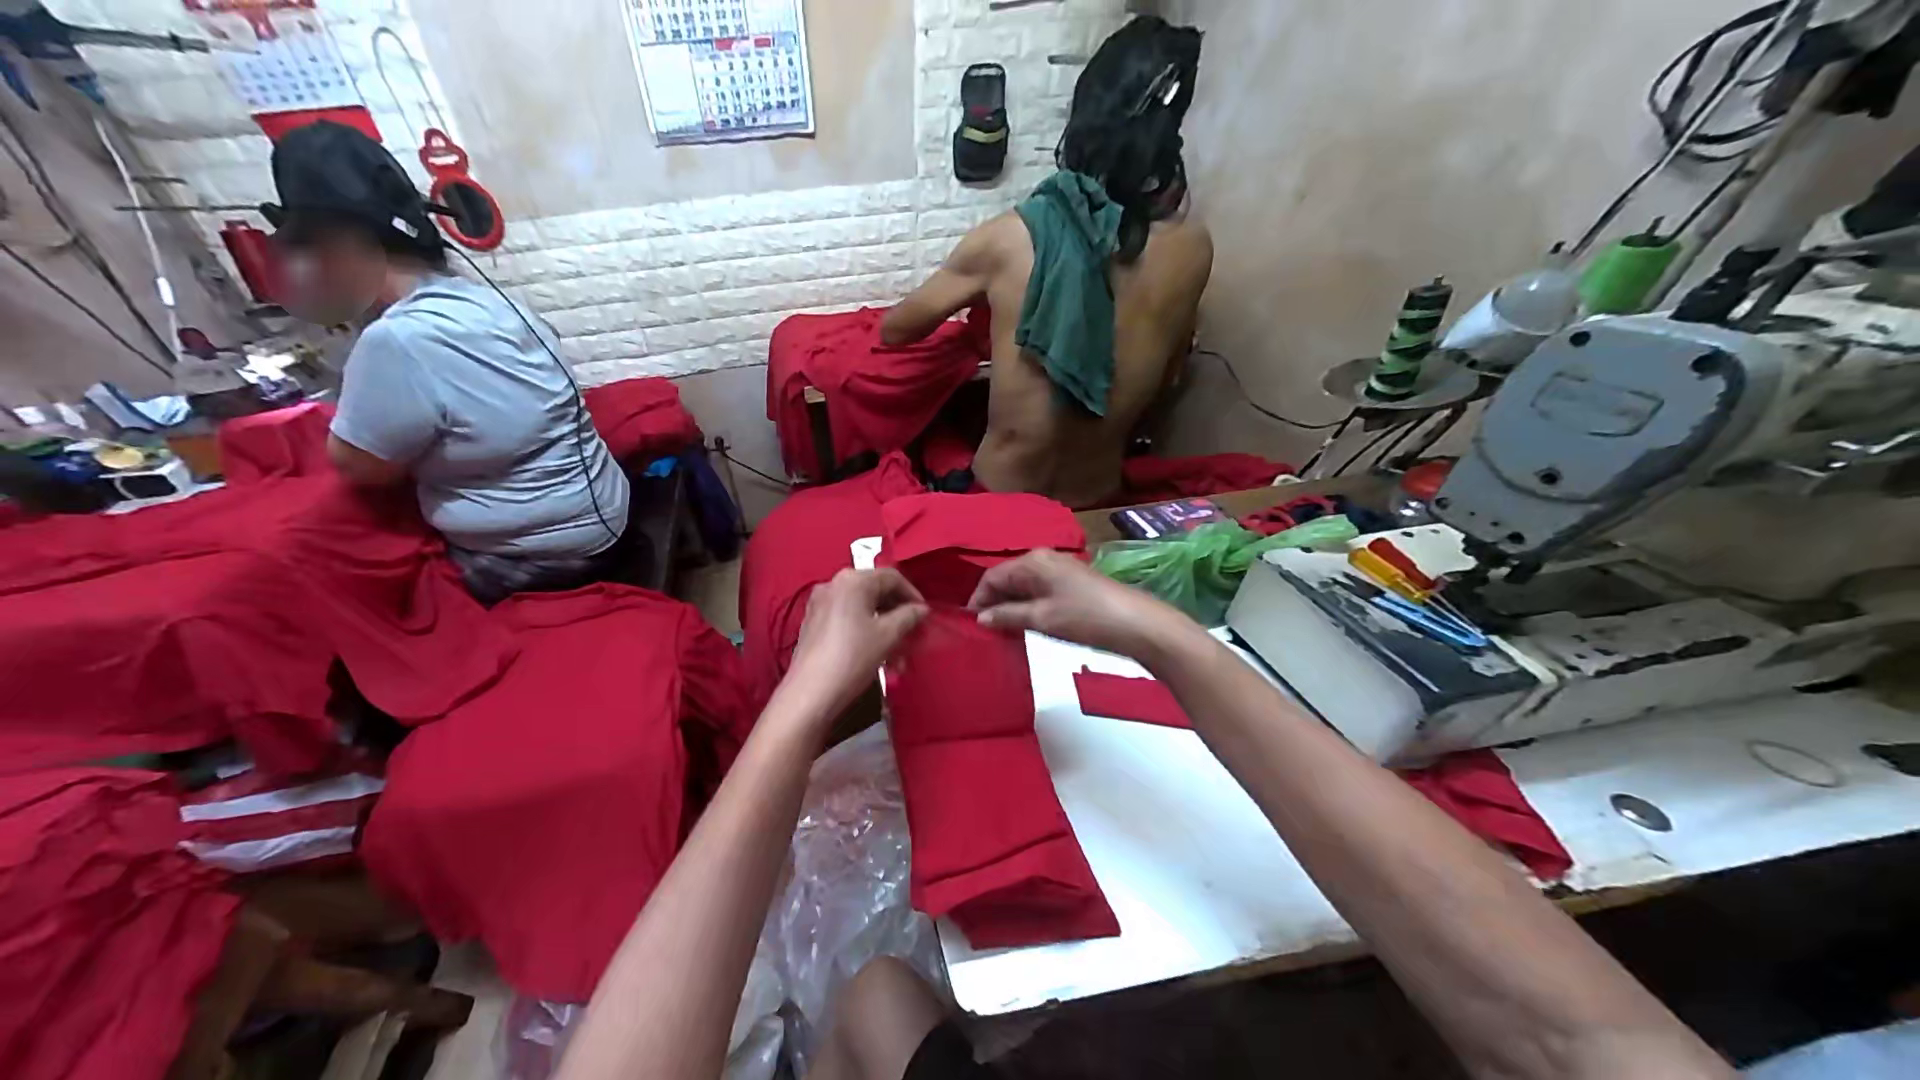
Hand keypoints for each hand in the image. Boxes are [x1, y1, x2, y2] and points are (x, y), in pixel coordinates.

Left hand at [787, 569, 929, 717]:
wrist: (810, 694)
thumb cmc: (853, 657)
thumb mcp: (888, 636)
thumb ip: (908, 616)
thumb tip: (921, 609)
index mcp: (852, 580)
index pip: (891, 577)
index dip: (912, 594)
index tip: (925, 616)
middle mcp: (833, 584)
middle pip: (875, 592)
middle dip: (898, 615)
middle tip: (913, 636)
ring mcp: (820, 604)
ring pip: (862, 609)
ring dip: (884, 628)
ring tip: (897, 658)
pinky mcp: (813, 623)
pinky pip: (847, 619)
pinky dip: (866, 632)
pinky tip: (877, 656)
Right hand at [967, 551, 1194, 658]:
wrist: (1135, 624)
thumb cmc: (1084, 617)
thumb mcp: (1041, 618)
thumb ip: (1007, 616)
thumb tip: (980, 618)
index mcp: (1032, 561)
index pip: (992, 576)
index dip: (978, 600)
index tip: (970, 625)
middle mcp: (1043, 557)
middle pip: (1007, 578)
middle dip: (993, 603)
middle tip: (984, 632)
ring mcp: (1059, 569)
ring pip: (1023, 586)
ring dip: (1010, 606)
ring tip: (1003, 632)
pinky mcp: (1072, 582)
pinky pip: (1038, 591)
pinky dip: (1028, 606)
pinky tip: (1026, 625)